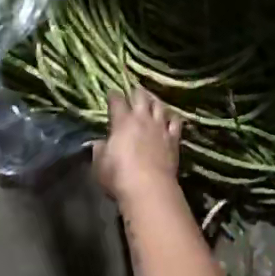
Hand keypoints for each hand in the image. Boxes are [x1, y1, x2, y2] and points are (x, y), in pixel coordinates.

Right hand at [94, 87, 183, 205]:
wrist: (149, 186)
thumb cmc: (119, 176)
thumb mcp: (100, 165)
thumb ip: (100, 150)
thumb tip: (99, 142)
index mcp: (123, 122)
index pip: (118, 102)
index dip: (114, 95)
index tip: (112, 92)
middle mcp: (143, 119)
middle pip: (141, 97)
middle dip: (136, 92)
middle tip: (134, 89)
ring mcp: (160, 127)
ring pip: (159, 105)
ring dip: (155, 101)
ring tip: (152, 99)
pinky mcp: (174, 138)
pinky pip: (176, 121)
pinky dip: (172, 116)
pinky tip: (172, 116)